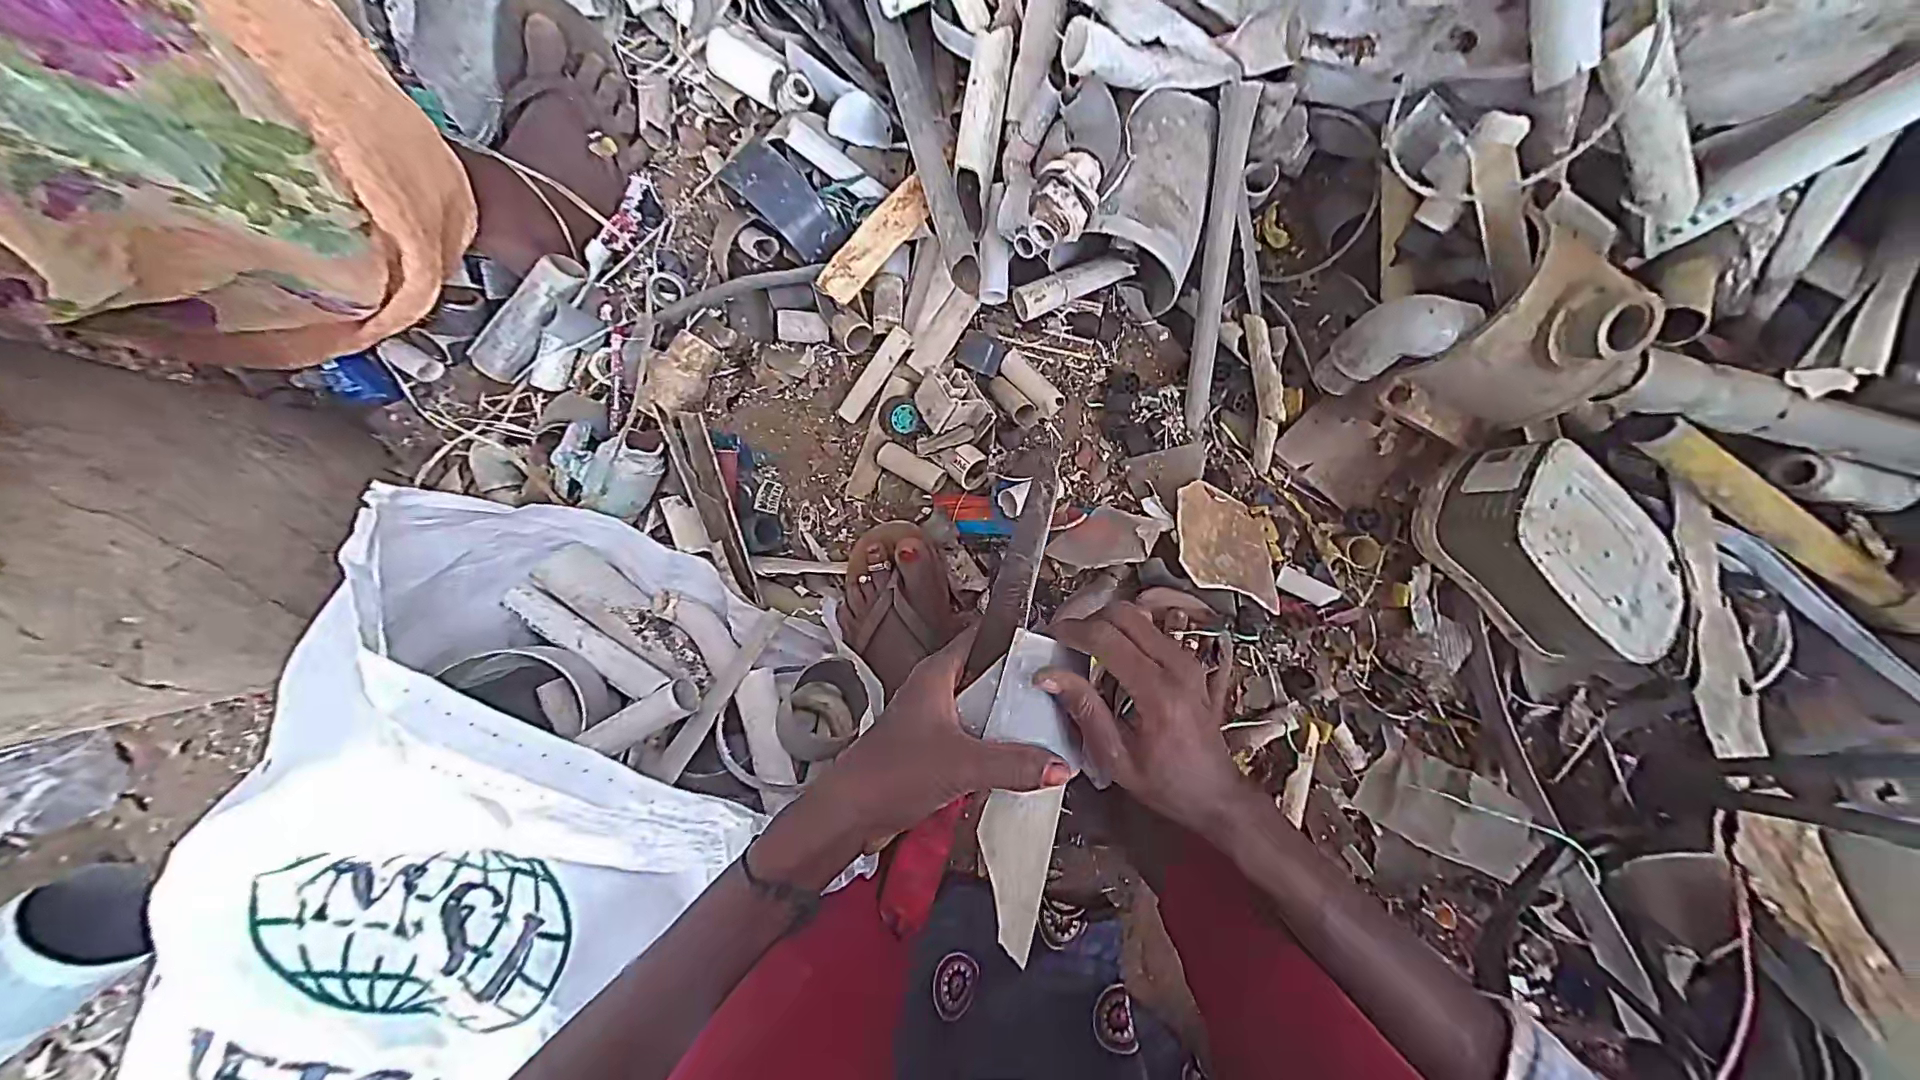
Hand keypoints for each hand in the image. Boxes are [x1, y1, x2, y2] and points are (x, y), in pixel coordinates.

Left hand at [795, 626, 1072, 849]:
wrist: (851, 813)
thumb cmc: (889, 772)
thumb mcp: (962, 763)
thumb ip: (1013, 764)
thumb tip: (1056, 764)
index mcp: (935, 675)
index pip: (978, 638)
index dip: (1009, 636)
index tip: (1042, 642)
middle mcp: (934, 692)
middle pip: (984, 677)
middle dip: (1016, 686)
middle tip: (1053, 692)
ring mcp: (933, 722)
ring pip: (980, 711)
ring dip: (1005, 720)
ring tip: (1043, 726)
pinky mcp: (933, 750)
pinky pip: (972, 741)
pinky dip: (993, 747)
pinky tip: (1016, 761)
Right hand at [1040, 600, 1255, 834]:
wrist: (1216, 793)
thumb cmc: (1166, 784)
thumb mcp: (1115, 757)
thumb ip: (1084, 710)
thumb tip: (1048, 676)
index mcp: (1158, 693)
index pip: (1107, 638)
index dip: (1072, 631)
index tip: (1050, 637)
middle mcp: (1177, 667)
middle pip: (1123, 614)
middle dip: (1087, 621)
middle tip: (1066, 642)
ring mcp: (1187, 660)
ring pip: (1137, 617)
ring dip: (1105, 626)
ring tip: (1084, 651)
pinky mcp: (1188, 661)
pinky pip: (1149, 630)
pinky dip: (1123, 634)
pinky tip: (1110, 661)